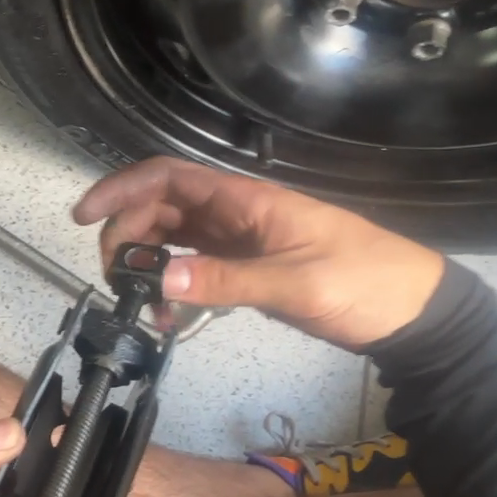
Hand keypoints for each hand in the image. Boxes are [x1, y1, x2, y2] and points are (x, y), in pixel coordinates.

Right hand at [72, 157, 444, 348]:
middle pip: (159, 209)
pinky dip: (171, 288)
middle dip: (126, 236)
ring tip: (135, 301)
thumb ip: (227, 280)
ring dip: (145, 265)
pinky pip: (192, 271)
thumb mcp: (295, 282)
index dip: (120, 189)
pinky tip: (167, 318)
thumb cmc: (361, 281)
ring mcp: (236, 242)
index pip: (167, 178)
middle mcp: (231, 214)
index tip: (85, 216)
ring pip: (171, 240)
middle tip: (114, 277)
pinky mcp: (243, 269)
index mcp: (242, 200)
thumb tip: (157, 280)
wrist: (412, 311)